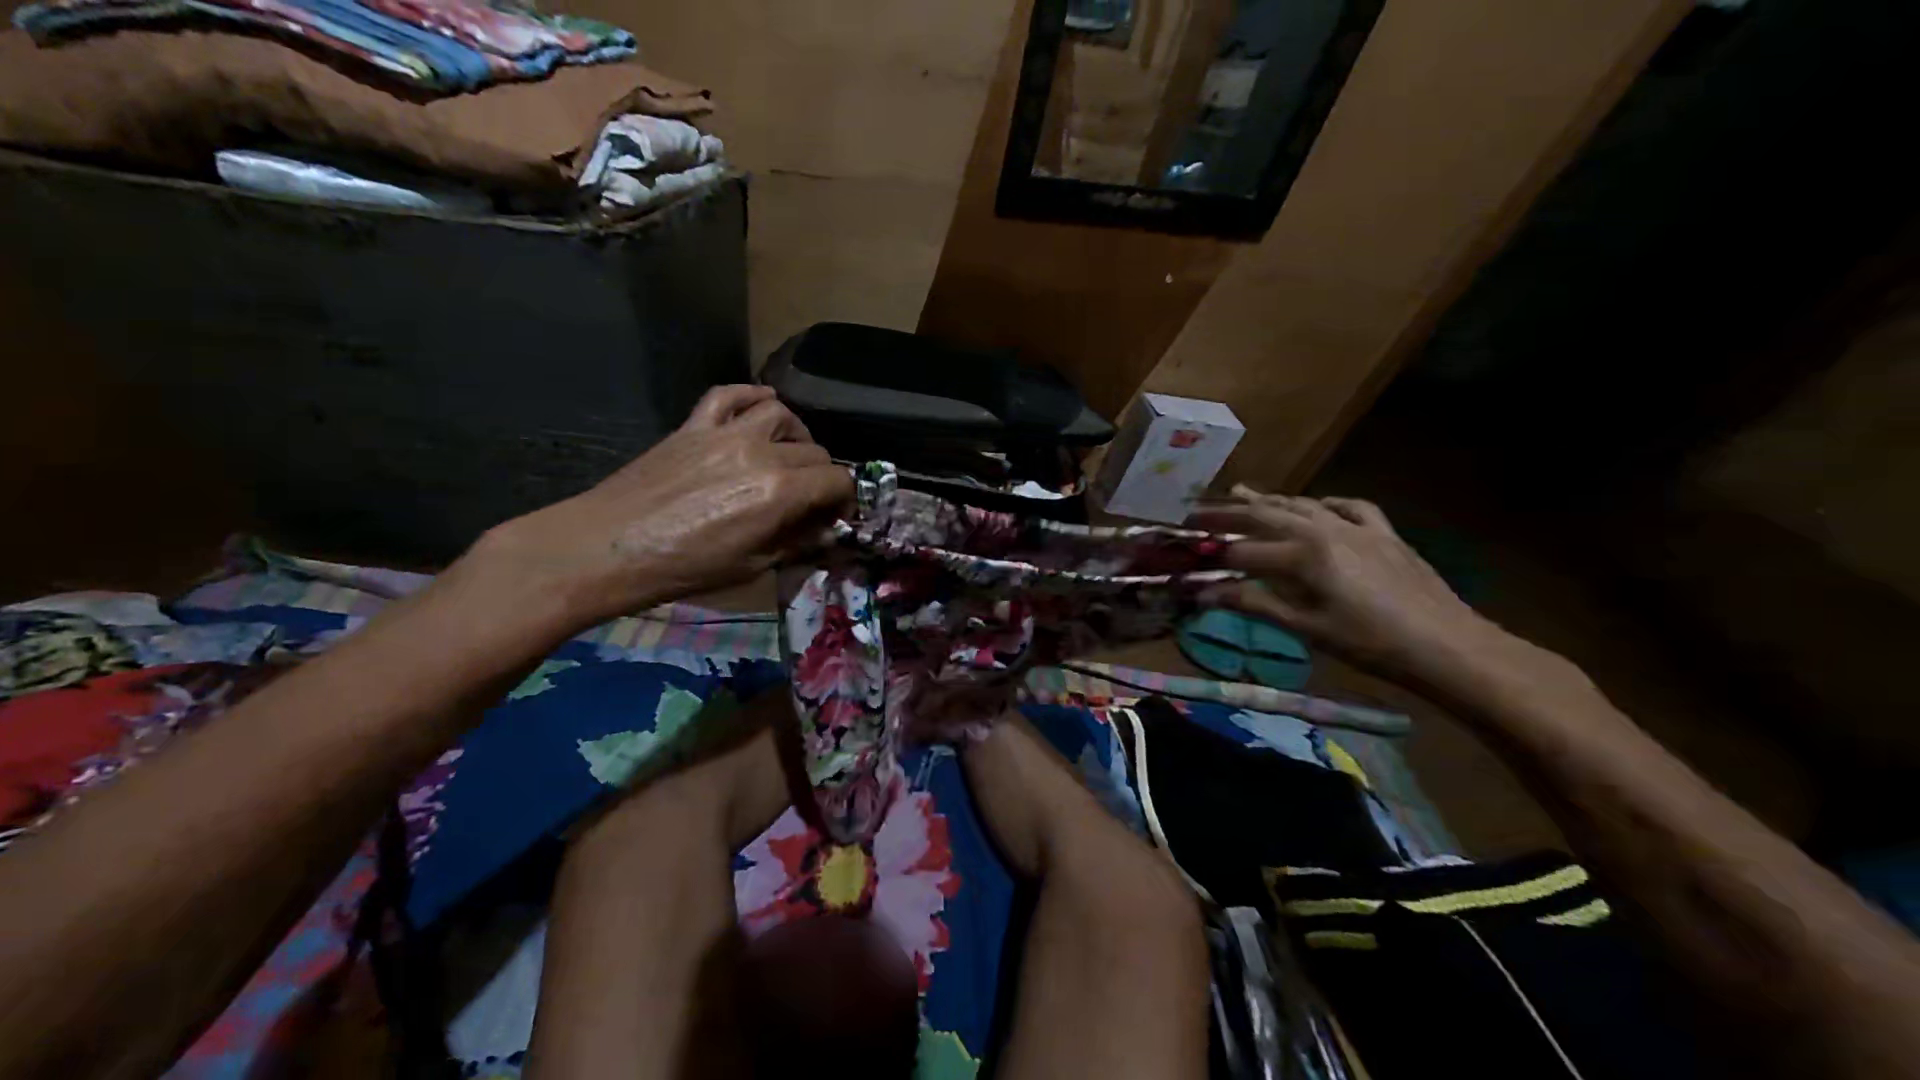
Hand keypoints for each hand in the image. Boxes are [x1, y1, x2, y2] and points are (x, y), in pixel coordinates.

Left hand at [468, 385, 851, 631]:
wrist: (609, 547)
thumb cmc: (684, 567)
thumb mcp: (753, 566)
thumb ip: (797, 542)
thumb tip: (827, 531)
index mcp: (780, 492)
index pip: (837, 481)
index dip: (844, 500)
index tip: (834, 517)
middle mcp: (761, 452)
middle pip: (815, 450)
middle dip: (821, 476)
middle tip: (808, 500)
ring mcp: (725, 432)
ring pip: (780, 414)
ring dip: (795, 434)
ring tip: (788, 454)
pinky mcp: (694, 424)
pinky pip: (730, 394)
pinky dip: (751, 396)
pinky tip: (761, 405)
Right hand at [1192, 486, 1499, 682]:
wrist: (1448, 646)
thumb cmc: (1371, 644)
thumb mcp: (1307, 629)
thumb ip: (1256, 604)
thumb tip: (1206, 593)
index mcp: (1304, 555)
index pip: (1243, 552)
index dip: (1210, 555)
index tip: (1182, 556)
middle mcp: (1325, 530)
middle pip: (1265, 517)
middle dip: (1226, 513)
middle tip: (1194, 510)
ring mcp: (1357, 527)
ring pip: (1302, 504)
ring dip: (1267, 500)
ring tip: (1239, 492)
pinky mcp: (1384, 533)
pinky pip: (1349, 506)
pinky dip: (1325, 503)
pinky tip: (1315, 506)